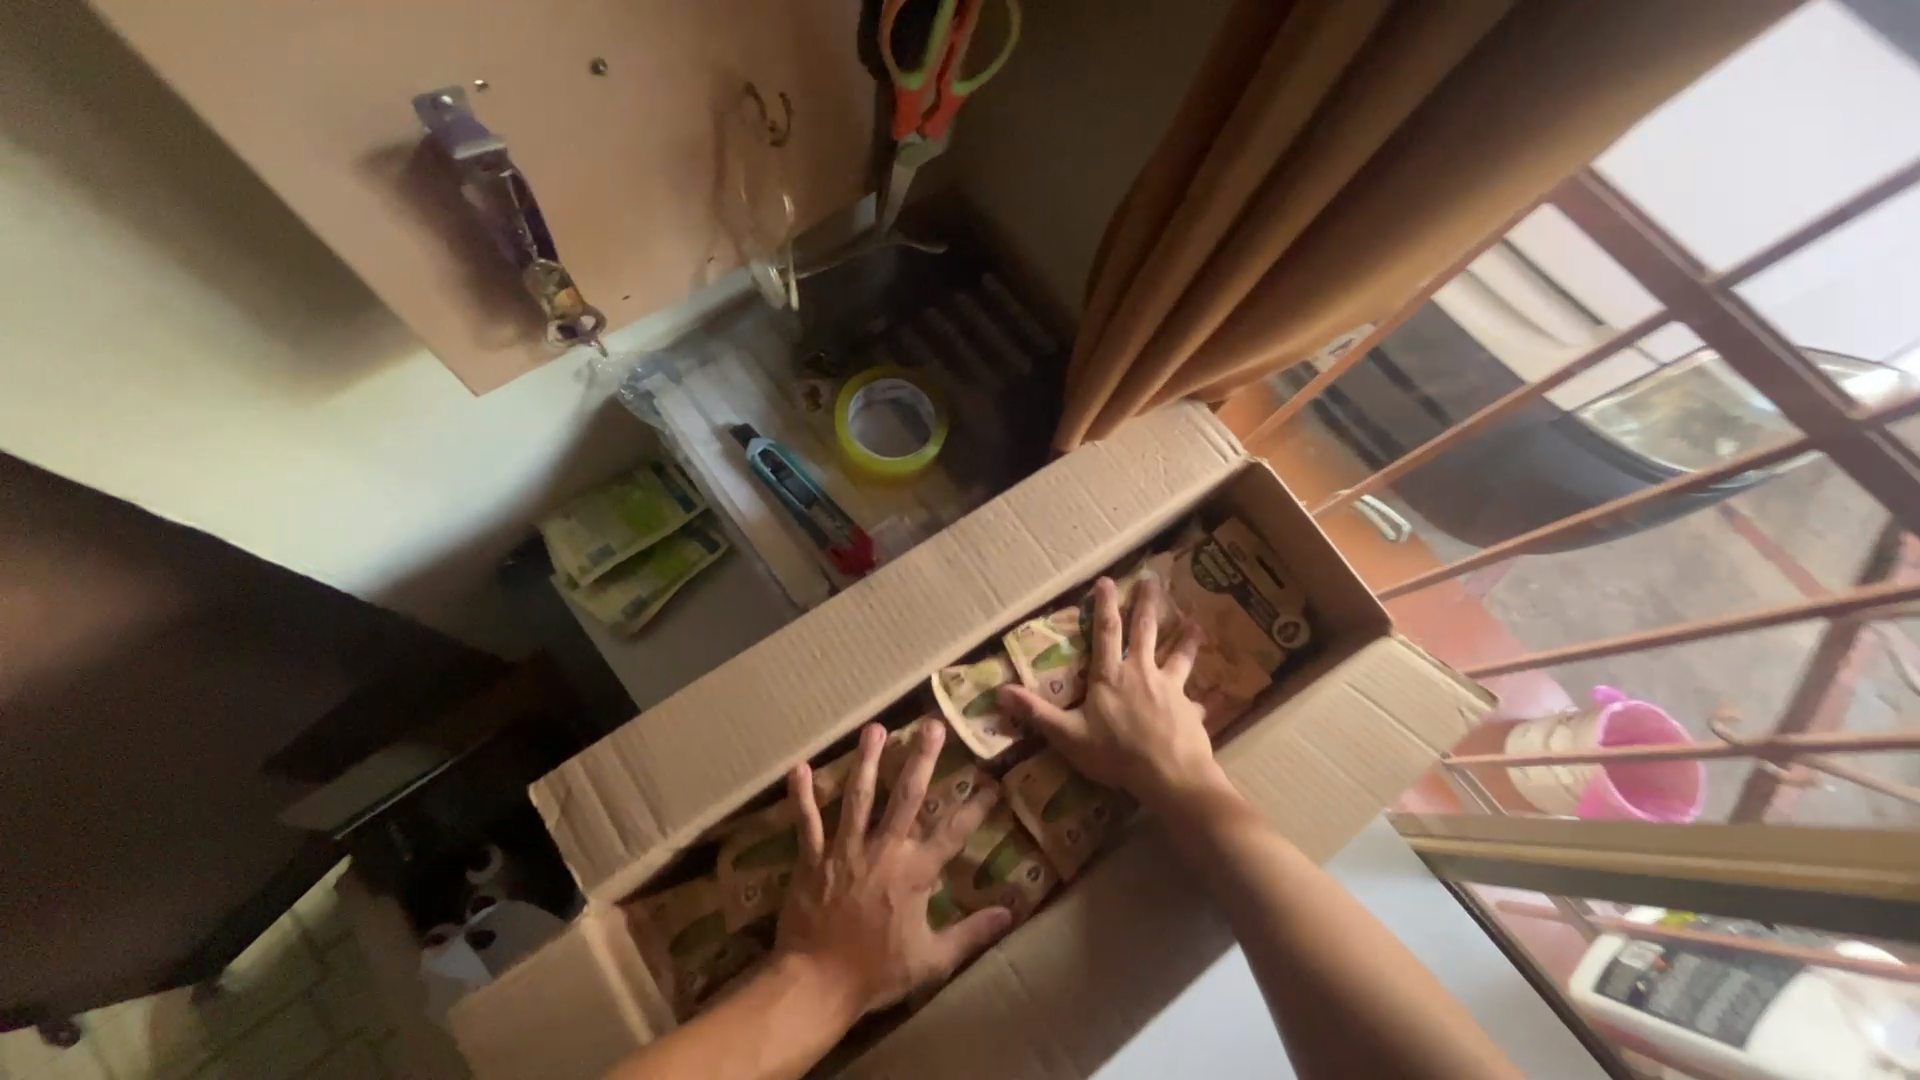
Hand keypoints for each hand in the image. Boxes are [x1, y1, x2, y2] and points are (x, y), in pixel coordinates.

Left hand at [776, 722, 1011, 1015]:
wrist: (816, 984)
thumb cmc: (877, 973)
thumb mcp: (932, 959)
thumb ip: (971, 933)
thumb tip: (1010, 913)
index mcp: (915, 872)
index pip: (954, 830)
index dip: (976, 805)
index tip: (992, 782)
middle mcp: (883, 849)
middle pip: (907, 795)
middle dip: (922, 758)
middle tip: (932, 726)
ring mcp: (845, 850)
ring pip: (858, 796)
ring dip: (867, 760)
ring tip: (875, 729)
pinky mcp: (812, 858)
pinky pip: (807, 821)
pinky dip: (802, 795)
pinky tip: (800, 767)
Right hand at [999, 576, 1228, 808]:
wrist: (1169, 775)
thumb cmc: (1115, 754)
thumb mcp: (1068, 735)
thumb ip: (1036, 712)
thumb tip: (999, 691)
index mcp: (1110, 676)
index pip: (1106, 632)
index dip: (1105, 606)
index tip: (1107, 581)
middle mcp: (1141, 673)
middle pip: (1145, 631)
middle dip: (1147, 604)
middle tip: (1153, 580)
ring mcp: (1169, 689)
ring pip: (1178, 656)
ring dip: (1186, 639)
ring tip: (1195, 624)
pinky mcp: (1189, 709)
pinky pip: (1194, 701)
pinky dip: (1198, 700)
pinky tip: (1204, 703)